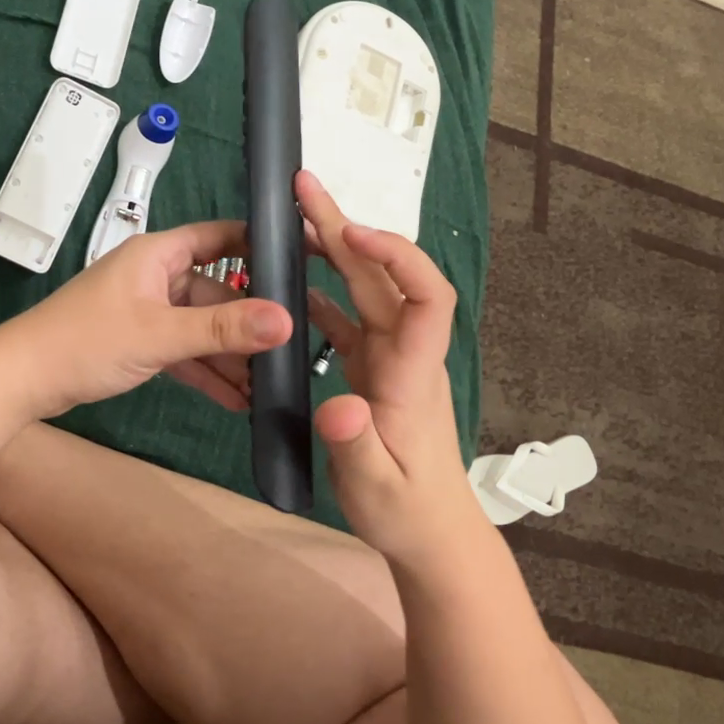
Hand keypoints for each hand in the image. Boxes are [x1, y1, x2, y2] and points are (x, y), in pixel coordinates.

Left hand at [5, 222, 293, 419]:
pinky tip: (236, 400)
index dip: (260, 246)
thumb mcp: (160, 334)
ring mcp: (146, 310)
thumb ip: (222, 329)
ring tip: (270, 386)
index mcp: (158, 254)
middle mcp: (155, 276)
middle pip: (216, 293)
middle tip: (292, 350)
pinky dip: (204, 372)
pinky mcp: (137, 341)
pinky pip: (182, 352)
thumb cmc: (87, 341)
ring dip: (229, 356)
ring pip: (200, 328)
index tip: (303, 263)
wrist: (23, 378)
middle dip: (249, 323)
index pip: (220, 238)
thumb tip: (286, 320)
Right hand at [298, 171, 471, 564]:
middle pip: (386, 276)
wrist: (429, 532)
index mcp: (412, 371)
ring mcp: (390, 357)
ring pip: (365, 290)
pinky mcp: (374, 368)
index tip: (352, 232)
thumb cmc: (405, 511)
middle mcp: (405, 352)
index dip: (397, 256)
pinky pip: (350, 319)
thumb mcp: (375, 485)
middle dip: (346, 228)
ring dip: (334, 251)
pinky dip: (323, 294)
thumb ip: (355, 443)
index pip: (426, 297)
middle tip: (304, 190)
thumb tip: (337, 404)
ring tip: (295, 221)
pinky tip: (296, 284)